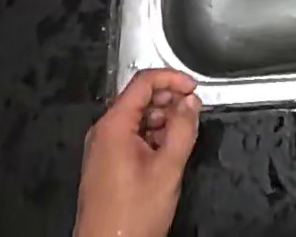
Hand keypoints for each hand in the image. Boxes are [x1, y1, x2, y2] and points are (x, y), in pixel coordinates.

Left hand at [75, 68, 200, 236]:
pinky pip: (130, 135)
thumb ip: (183, 129)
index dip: (171, 78)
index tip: (193, 87)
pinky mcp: (106, 164)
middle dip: (168, 98)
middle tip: (192, 110)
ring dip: (161, 118)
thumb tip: (191, 102)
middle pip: (139, 97)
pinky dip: (151, 134)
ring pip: (136, 117)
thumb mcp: (167, 170)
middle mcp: (104, 130)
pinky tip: (167, 149)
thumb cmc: (133, 217)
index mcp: (113, 124)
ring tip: (182, 131)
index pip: (143, 81)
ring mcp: (102, 148)